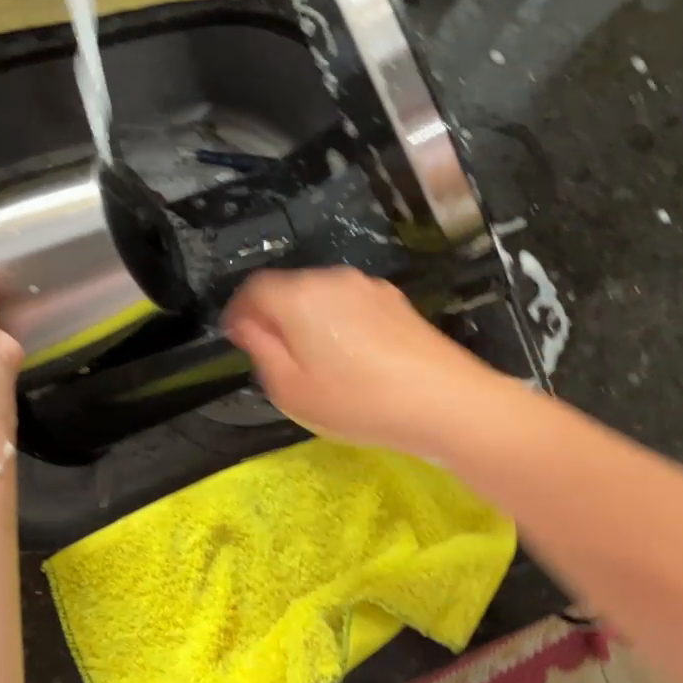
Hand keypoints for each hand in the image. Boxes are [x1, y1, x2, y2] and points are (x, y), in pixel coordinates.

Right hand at [222, 268, 513, 456]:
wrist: (444, 402)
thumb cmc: (357, 401)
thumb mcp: (290, 390)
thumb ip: (261, 351)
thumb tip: (249, 326)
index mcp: (299, 297)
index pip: (253, 289)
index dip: (239, 312)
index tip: (237, 339)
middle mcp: (332, 280)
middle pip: (289, 289)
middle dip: (275, 317)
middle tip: (276, 358)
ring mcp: (369, 288)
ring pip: (322, 297)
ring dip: (309, 322)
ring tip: (317, 364)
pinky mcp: (397, 302)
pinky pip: (352, 306)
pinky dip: (340, 325)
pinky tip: (354, 361)